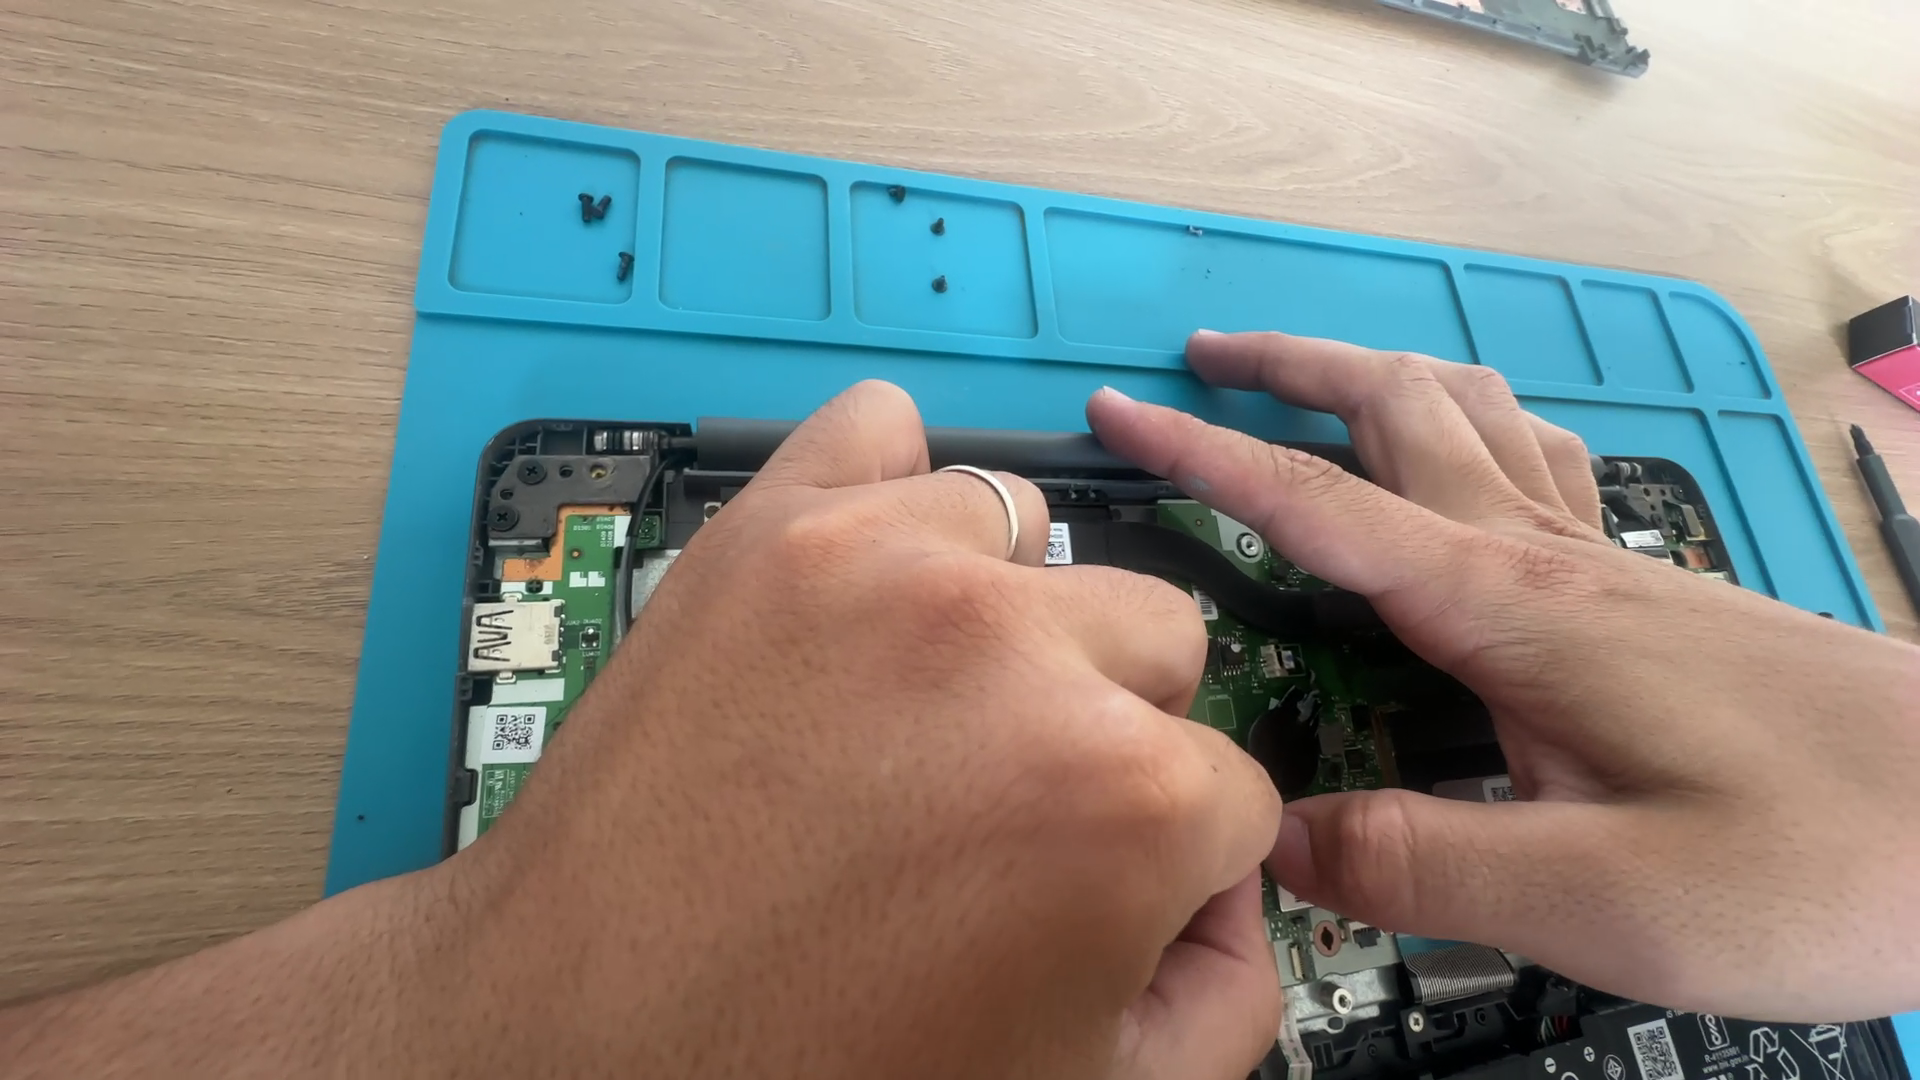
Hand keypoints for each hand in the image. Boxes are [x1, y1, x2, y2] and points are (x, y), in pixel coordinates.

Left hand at [433, 383, 1283, 1077]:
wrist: (578, 1034)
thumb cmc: (824, 1071)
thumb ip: (1220, 996)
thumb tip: (1228, 879)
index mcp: (1115, 796)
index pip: (1233, 784)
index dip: (1176, 850)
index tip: (1100, 873)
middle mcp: (1012, 646)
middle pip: (1159, 630)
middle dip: (1110, 716)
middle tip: (1005, 779)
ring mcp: (886, 561)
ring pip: (1032, 528)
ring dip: (1007, 607)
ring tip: (923, 685)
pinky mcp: (776, 523)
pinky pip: (880, 427)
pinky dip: (894, 485)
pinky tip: (869, 572)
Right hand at [1088, 331, 1919, 1022]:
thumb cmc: (1835, 860)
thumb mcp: (1615, 903)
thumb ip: (1427, 866)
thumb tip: (1276, 841)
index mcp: (1489, 601)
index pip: (1306, 500)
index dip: (1198, 451)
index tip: (1121, 412)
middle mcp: (1523, 546)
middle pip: (1385, 403)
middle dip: (1279, 366)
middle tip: (1203, 356)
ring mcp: (1579, 545)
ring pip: (1457, 402)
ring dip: (1364, 369)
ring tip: (1301, 373)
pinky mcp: (1620, 566)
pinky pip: (1522, 444)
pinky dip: (1459, 410)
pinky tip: (1447, 435)